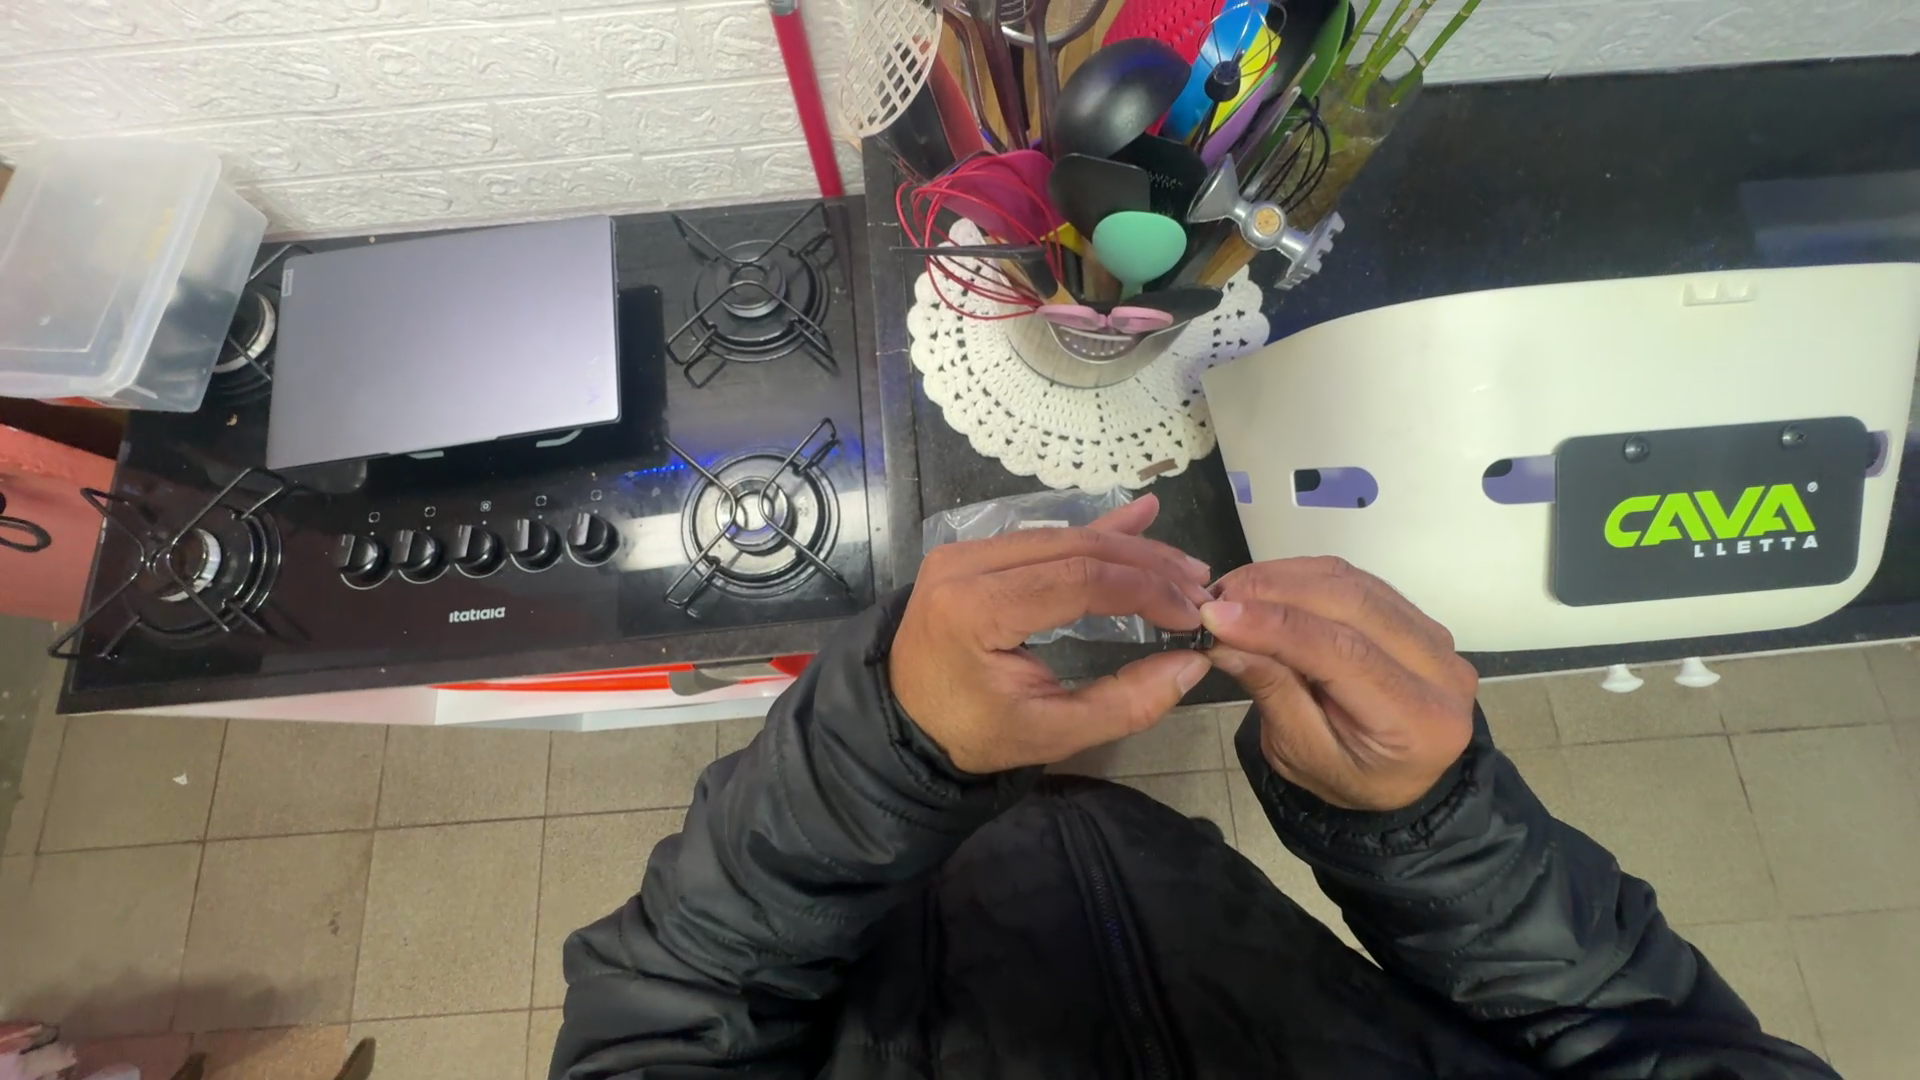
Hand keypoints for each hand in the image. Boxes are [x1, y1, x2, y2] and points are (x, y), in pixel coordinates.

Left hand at [890, 494, 1214, 773]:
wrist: (905, 720)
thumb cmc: (972, 732)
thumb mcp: (1050, 733)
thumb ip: (1125, 702)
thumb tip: (1193, 662)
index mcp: (976, 610)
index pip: (1079, 580)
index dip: (1145, 590)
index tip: (1192, 612)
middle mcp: (965, 565)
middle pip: (1075, 548)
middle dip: (1145, 565)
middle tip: (1198, 586)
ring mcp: (963, 552)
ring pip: (1062, 536)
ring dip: (1125, 549)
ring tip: (1181, 568)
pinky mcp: (970, 552)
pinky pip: (1039, 537)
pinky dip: (1091, 532)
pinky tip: (1138, 516)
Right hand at [1202, 557, 1476, 810]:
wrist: (1395, 777)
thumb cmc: (1345, 775)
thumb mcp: (1298, 751)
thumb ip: (1270, 691)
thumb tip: (1222, 639)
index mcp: (1419, 720)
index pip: (1343, 654)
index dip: (1275, 626)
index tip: (1215, 614)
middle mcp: (1440, 668)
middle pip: (1351, 603)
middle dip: (1273, 591)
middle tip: (1213, 597)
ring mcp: (1431, 634)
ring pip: (1350, 581)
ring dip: (1279, 577)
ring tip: (1228, 591)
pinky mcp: (1411, 614)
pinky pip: (1351, 578)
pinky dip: (1297, 575)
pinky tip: (1259, 587)